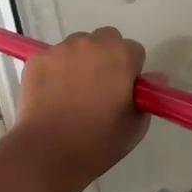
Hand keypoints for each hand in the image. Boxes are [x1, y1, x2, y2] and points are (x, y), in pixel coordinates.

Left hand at [11, 27, 148, 188]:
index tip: (123, 92)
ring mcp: (60, 49)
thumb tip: (155, 78)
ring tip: (72, 92)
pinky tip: (51, 95)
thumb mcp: (135, 125)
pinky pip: (53, 58)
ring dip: (80, 60)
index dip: (131, 71)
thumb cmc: (98, 142)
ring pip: (77, 46)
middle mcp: (91, 44)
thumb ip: (147, 95)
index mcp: (121, 56)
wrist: (48, 152)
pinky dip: (55, 70)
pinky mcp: (36, 59)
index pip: (134, 51)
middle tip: (100, 88)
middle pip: (106, 39)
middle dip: (106, 57)